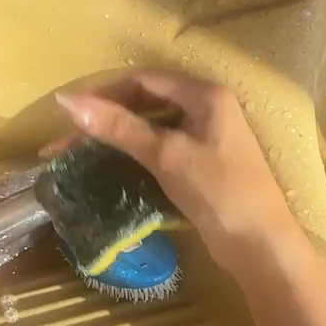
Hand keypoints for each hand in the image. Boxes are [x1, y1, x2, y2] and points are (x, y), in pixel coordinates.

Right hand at [54, 70, 296, 270]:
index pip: (142, 81)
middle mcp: (205, 109)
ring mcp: (204, 138)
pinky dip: (131, 156)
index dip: (102, 95)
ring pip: (149, 129)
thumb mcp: (166, 155)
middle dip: (104, 119)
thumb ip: (118, 127)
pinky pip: (158, 150)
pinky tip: (109, 170)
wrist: (259, 244)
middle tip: (66, 143)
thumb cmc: (218, 192)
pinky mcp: (199, 166)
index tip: (66, 117)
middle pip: (144, 103)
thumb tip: (68, 102)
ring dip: (114, 139)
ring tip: (78, 157)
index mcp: (204, 95)